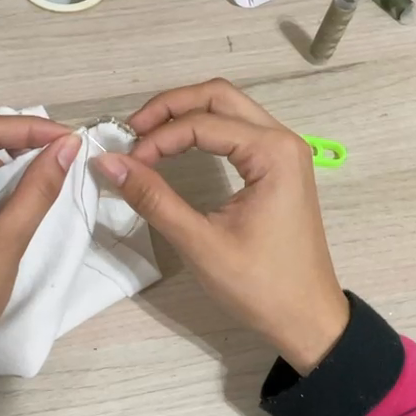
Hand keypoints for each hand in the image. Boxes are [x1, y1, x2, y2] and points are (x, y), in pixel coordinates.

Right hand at [92, 80, 348, 372]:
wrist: (307, 319)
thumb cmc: (260, 285)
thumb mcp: (200, 243)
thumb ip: (153, 198)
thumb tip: (108, 162)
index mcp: (272, 153)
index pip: (202, 123)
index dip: (158, 138)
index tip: (127, 164)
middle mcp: (282, 140)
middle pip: (218, 96)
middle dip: (170, 107)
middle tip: (131, 132)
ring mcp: (283, 151)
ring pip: (226, 109)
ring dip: (184, 115)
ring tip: (146, 138)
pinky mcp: (277, 166)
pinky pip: (235, 130)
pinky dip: (201, 130)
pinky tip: (174, 148)